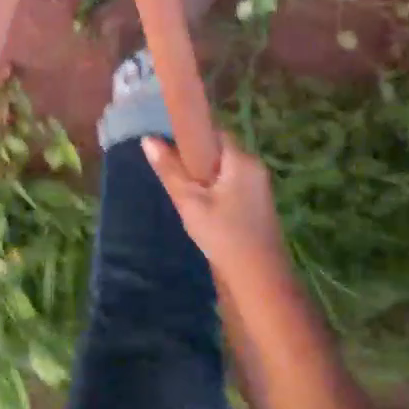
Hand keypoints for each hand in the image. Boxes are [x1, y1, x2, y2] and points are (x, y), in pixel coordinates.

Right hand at [143, 135, 289, 280]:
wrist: (260, 278)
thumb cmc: (222, 234)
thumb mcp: (189, 201)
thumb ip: (169, 169)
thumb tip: (148, 139)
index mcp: (241, 160)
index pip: (213, 131)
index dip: (190, 135)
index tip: (169, 146)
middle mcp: (254, 166)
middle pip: (219, 149)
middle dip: (195, 158)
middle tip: (174, 174)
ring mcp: (260, 186)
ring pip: (225, 168)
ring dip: (205, 175)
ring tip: (186, 193)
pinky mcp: (259, 203)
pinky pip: (233, 182)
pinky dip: (216, 188)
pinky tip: (204, 207)